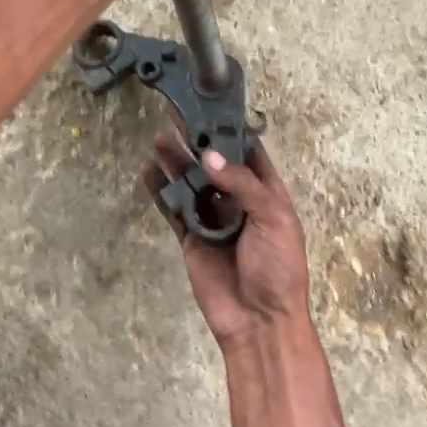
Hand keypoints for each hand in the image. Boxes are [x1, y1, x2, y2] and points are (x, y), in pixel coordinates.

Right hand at [141, 133, 313, 347]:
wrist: (259, 323)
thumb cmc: (278, 268)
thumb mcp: (272, 219)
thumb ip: (241, 185)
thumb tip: (209, 158)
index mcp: (266, 192)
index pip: (247, 152)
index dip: (230, 130)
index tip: (209, 104)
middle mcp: (238, 199)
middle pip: (213, 162)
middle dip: (197, 139)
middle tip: (176, 113)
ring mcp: (212, 217)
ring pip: (190, 180)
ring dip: (176, 159)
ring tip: (160, 137)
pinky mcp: (191, 236)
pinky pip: (173, 207)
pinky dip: (160, 189)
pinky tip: (148, 171)